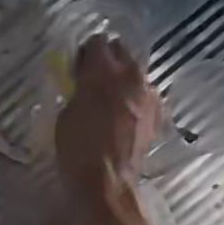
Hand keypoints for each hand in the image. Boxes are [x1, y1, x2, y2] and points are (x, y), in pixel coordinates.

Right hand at [55, 35, 161, 201]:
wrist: (107, 182)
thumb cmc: (77, 151)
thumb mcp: (65, 115)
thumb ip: (77, 91)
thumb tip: (83, 84)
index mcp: (102, 71)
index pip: (96, 42)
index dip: (85, 55)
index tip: (78, 71)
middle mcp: (130, 75)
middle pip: (121, 51)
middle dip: (108, 61)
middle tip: (95, 82)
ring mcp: (148, 94)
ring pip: (136, 73)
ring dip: (124, 81)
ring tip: (113, 102)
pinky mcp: (158, 114)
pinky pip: (148, 96)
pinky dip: (138, 100)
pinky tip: (128, 116)